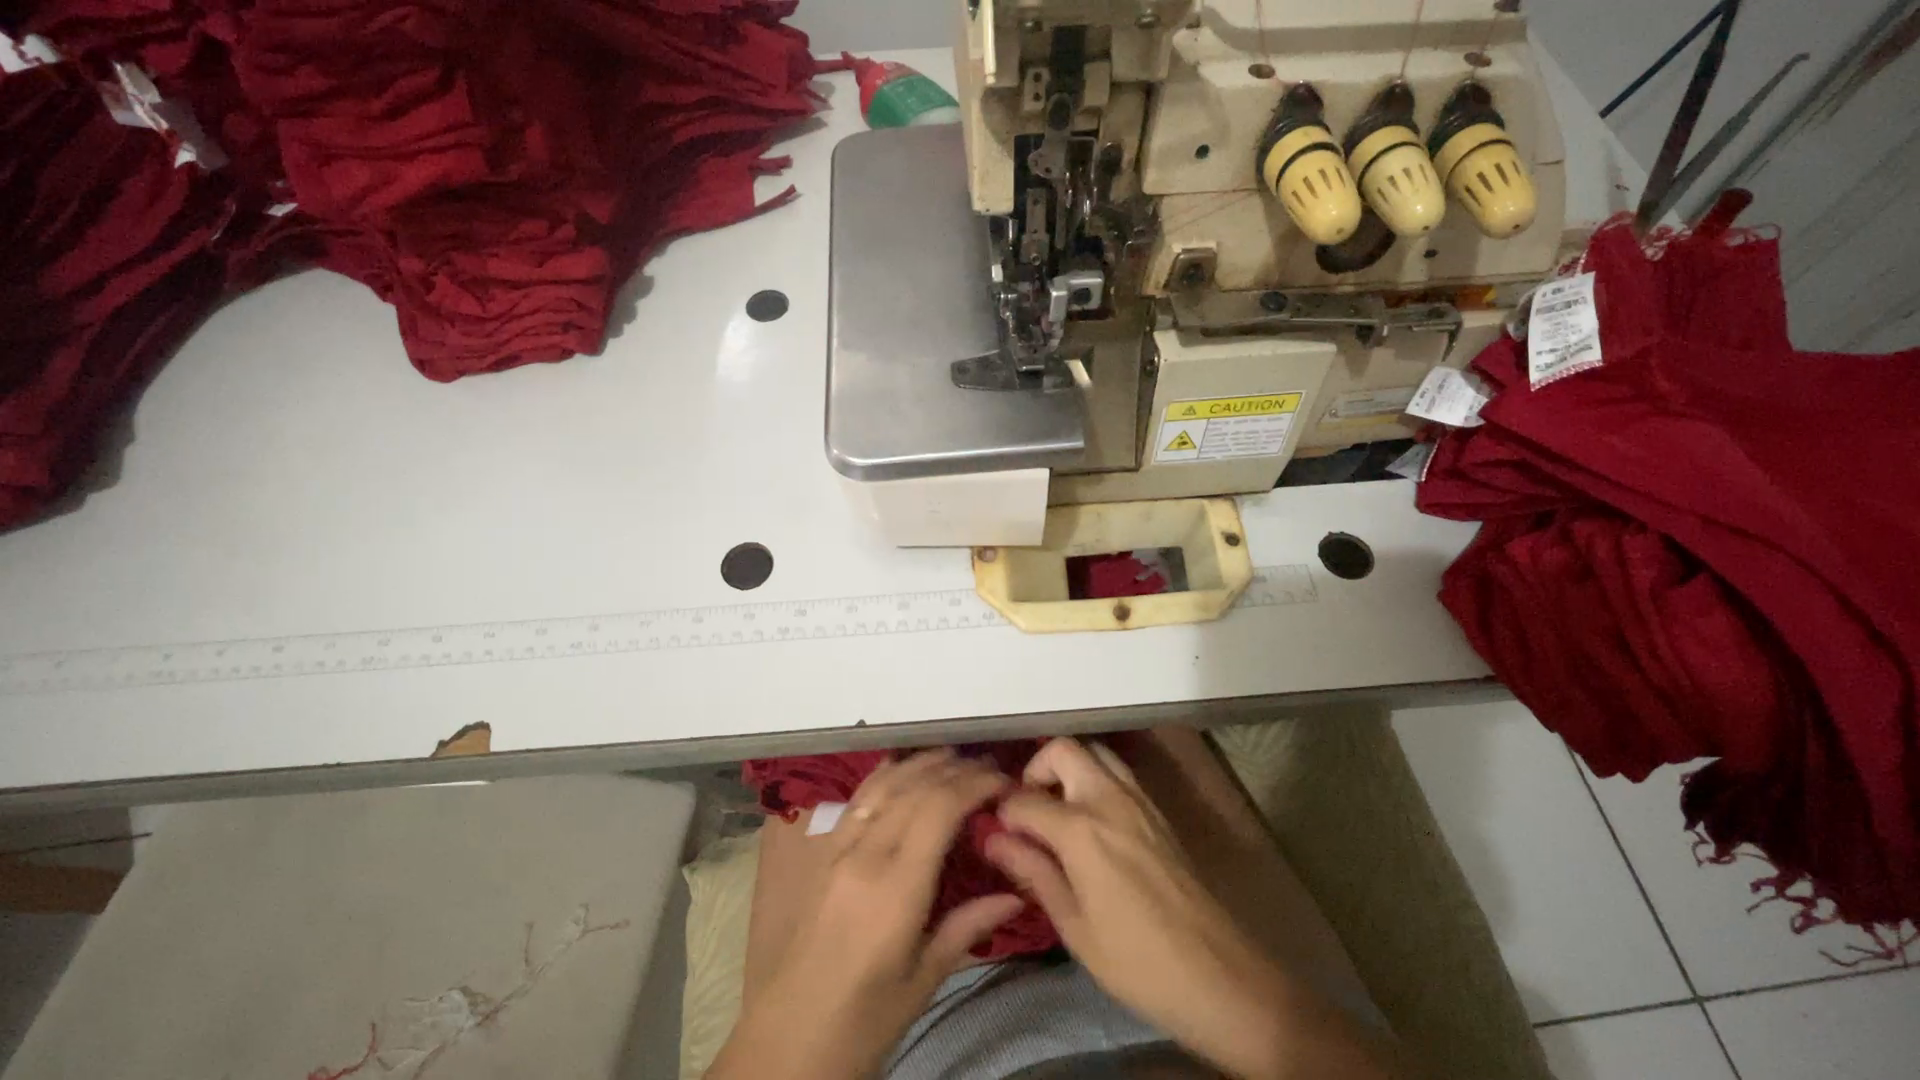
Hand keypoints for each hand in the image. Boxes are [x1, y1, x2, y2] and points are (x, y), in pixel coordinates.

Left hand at [709, 749, 1024, 1079]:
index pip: (940, 809)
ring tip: (951, 757)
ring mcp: (835, 852)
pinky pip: (854, 802)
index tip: (1003, 780)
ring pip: (880, 786)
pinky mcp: (818, 858)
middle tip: (988, 768)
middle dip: (954, 770)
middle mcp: (863, 856)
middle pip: (913, 789)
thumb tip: (1017, 894)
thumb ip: (968, 927)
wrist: (787, 1039)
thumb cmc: (864, 1019)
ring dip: (918, 765)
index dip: (974, 784)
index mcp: (896, 888)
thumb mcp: (924, 980)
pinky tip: (898, 771)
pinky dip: (882, 777)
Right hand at [986, 738, 1396, 1079]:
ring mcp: (1141, 802)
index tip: (993, 833)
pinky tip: (1089, 824)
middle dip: (1036, 770)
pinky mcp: (1160, 814)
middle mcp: (1110, 800)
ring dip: (1070, 769)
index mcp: (1082, 830)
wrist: (1218, 974)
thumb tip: (994, 840)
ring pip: (1096, 754)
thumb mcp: (1073, 925)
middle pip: (1064, 750)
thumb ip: (1034, 872)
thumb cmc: (1136, 961)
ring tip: (1057, 813)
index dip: (1002, 813)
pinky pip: (1120, 775)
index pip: (1025, 799)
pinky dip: (1096, 780)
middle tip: (1027, 811)